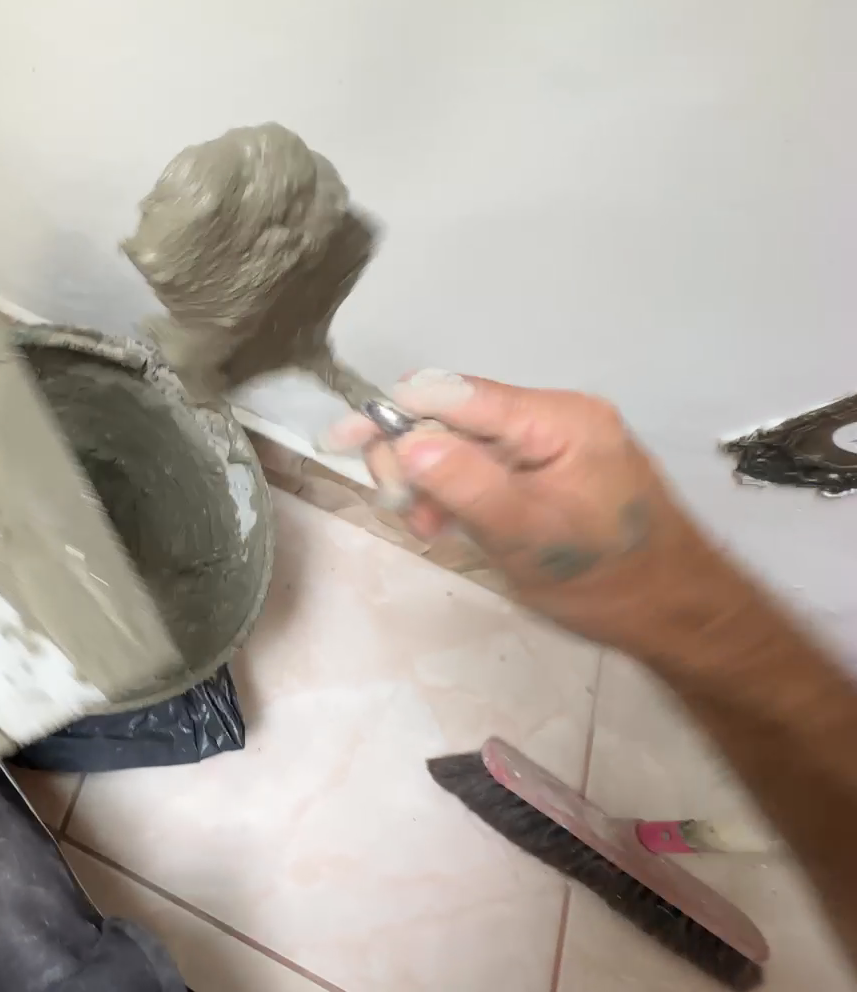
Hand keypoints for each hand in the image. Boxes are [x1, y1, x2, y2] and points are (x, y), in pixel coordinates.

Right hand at [324, 370, 745, 648]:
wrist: (670, 615)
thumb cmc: (603, 578)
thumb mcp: (525, 534)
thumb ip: (465, 484)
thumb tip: (404, 442)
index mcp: (554, 419)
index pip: (450, 394)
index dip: (390, 415)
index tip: (340, 443)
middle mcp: (544, 416)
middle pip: (439, 415)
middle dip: (406, 460)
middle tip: (404, 509)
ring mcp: (536, 439)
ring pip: (443, 441)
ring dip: (419, 481)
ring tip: (428, 525)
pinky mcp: (528, 463)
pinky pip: (462, 461)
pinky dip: (440, 490)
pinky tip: (442, 522)